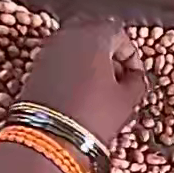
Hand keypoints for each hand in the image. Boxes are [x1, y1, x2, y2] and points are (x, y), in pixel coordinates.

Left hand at [17, 18, 149, 144]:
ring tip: (103, 90)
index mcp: (94, 36)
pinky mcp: (36, 67)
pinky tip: (84, 94)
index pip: (121, 35)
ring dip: (93, 64)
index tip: (137, 76)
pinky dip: (75, 72)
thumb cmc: (92, 115)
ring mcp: (48, 50)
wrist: (50, 137)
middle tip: (121, 79)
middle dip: (111, 56)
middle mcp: (68, 36)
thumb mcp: (126, 101)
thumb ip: (137, 82)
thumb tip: (135, 78)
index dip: (133, 57)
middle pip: (96, 37)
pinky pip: (62, 62)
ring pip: (77, 49)